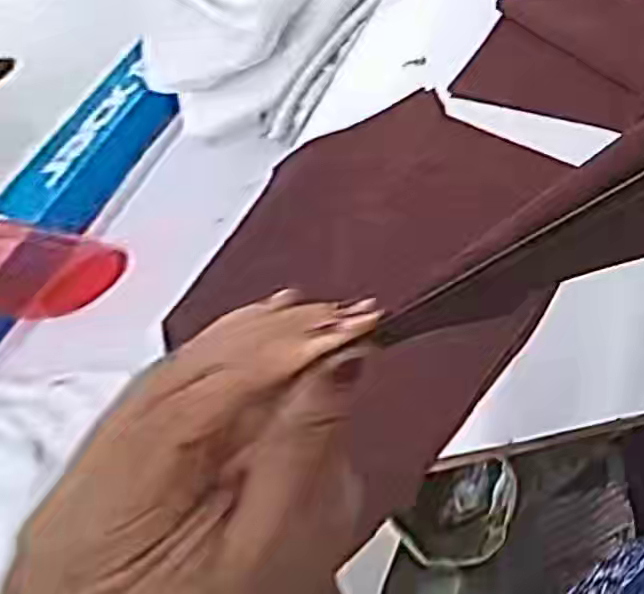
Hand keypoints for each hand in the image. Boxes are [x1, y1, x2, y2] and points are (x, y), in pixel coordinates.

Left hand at [6, 292, 379, 593]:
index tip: (354, 327)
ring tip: (334, 314)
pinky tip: (282, 323)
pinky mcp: (143, 455)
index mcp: (109, 515)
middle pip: (178, 379)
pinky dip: (244, 346)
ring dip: (264, 332)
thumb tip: (344, 358)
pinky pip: (186, 382)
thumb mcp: (284, 532)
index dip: (279, 354)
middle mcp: (87, 485)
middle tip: (356, 313)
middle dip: (276, 334)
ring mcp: (108, 467)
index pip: (190, 405)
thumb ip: (309, 440)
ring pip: (180, 371)